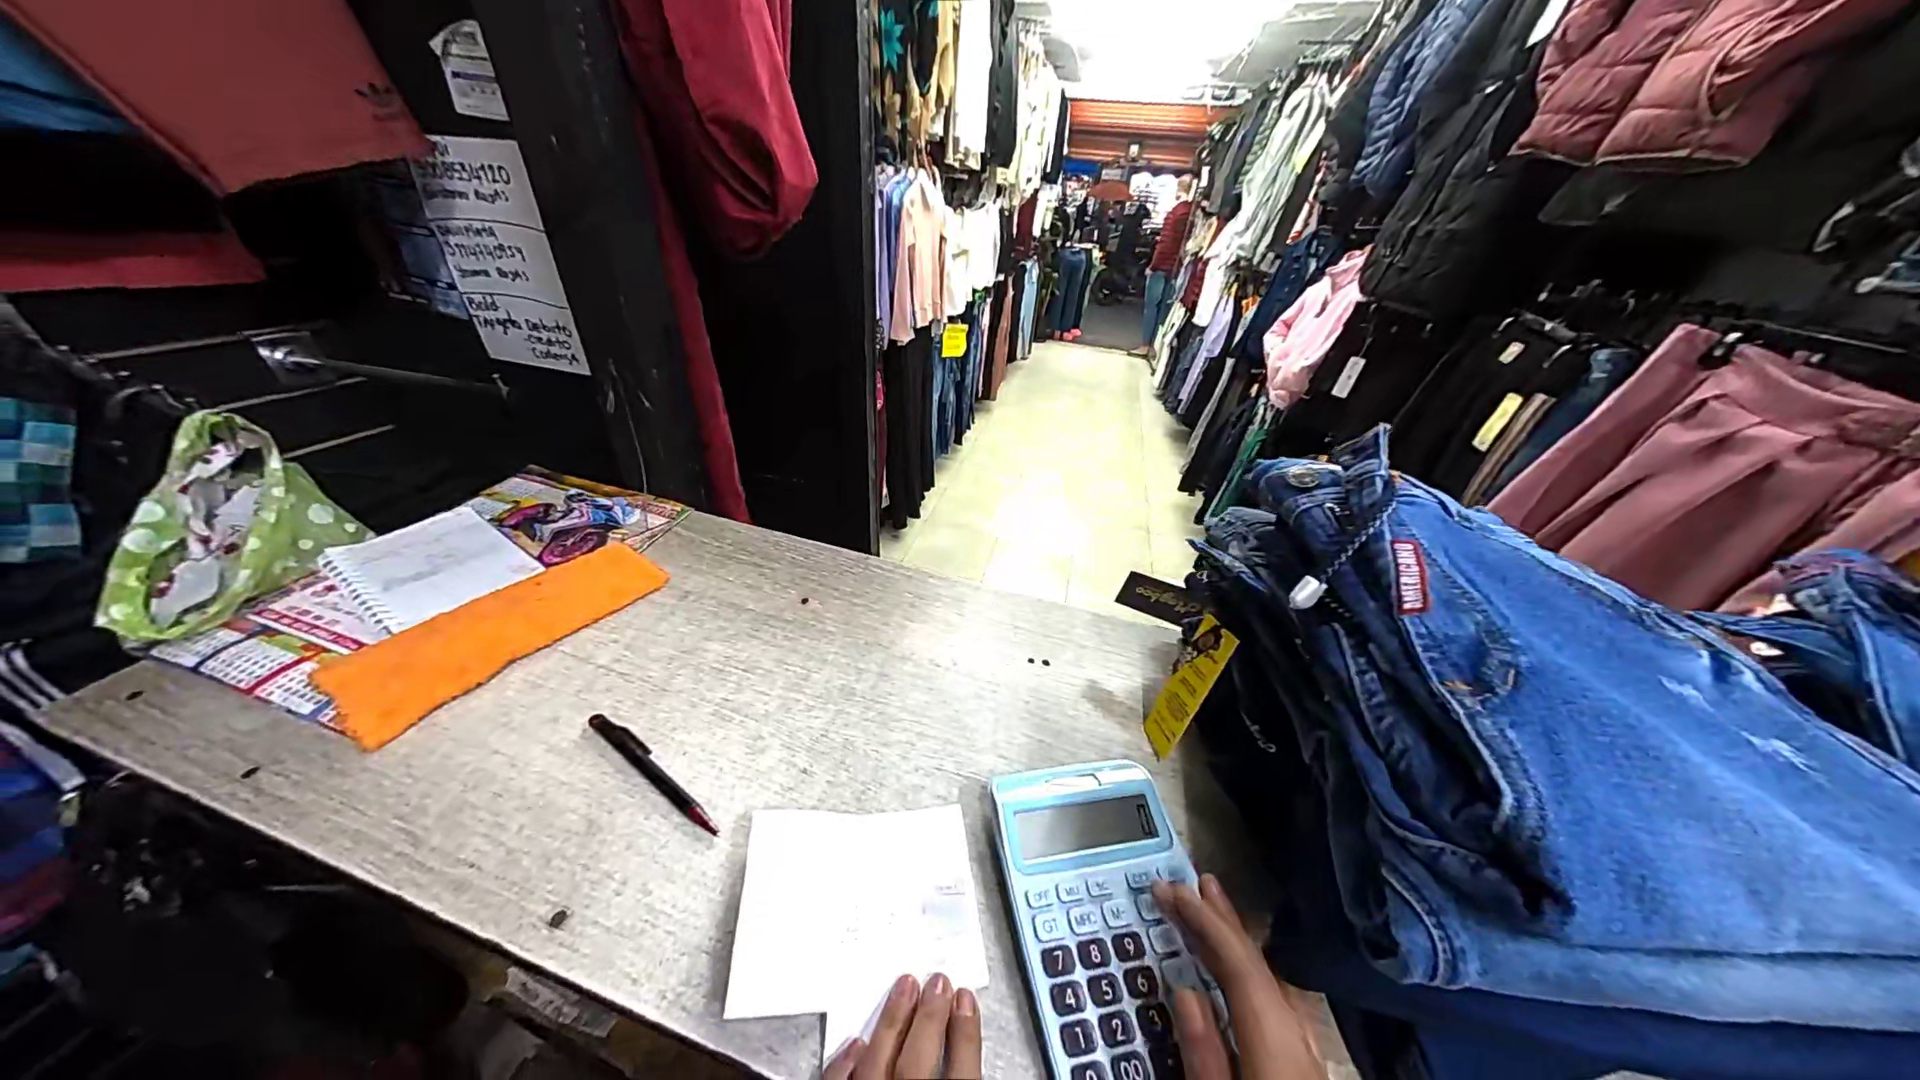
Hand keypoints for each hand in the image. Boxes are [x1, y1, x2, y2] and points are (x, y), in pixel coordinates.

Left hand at [824, 973, 981, 1079]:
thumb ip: (961, 1075)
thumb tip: (967, 1043)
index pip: (961, 1075)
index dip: (966, 1034)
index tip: (966, 999)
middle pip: (917, 1062)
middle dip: (929, 1016)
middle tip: (938, 980)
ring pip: (877, 1062)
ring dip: (892, 1021)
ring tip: (905, 984)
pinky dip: (846, 1063)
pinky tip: (856, 1041)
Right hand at [1151, 874, 1323, 1079]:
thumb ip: (1205, 1055)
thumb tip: (1185, 990)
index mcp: (1273, 1044)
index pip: (1237, 963)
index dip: (1202, 920)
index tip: (1170, 891)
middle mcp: (1294, 1038)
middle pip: (1256, 963)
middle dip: (1219, 919)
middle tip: (1189, 882)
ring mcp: (1302, 1052)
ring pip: (1266, 976)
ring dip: (1234, 938)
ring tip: (1211, 904)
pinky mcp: (1300, 1065)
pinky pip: (1268, 995)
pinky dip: (1245, 967)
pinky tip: (1233, 966)